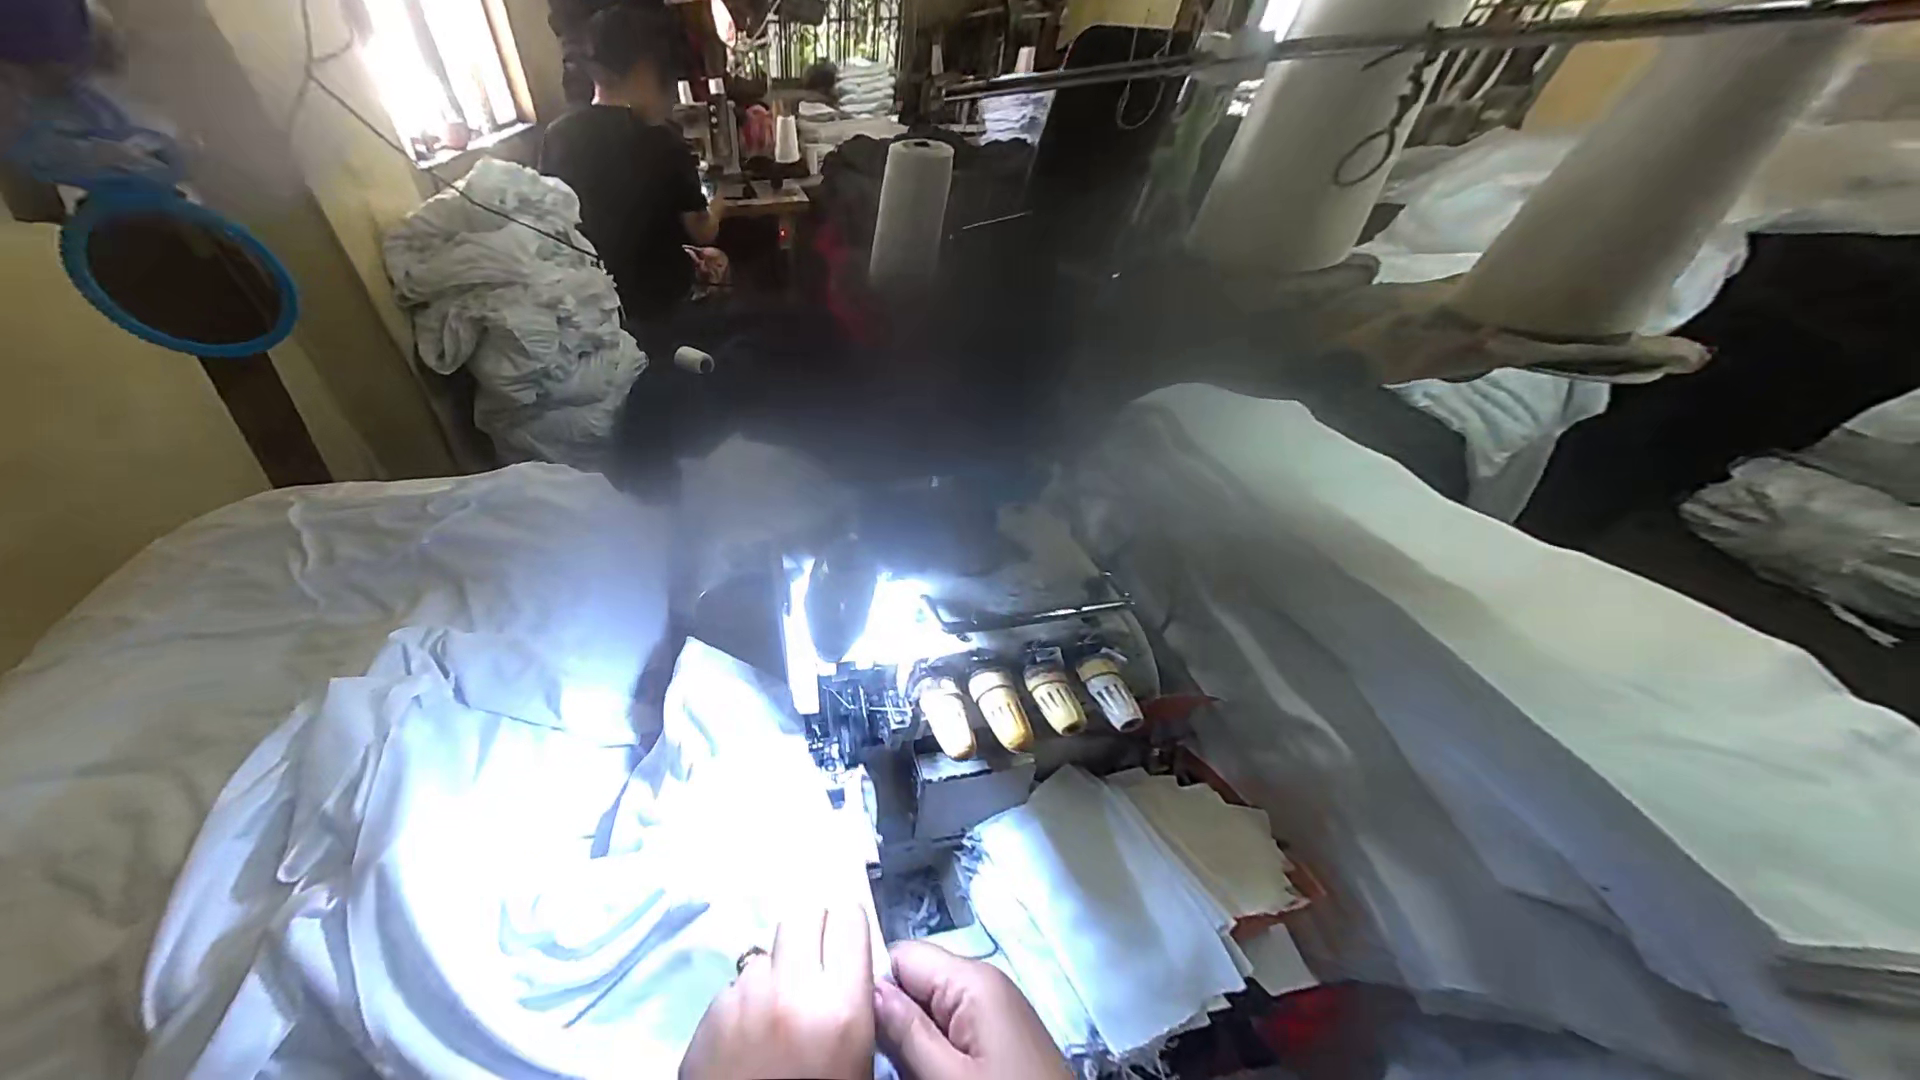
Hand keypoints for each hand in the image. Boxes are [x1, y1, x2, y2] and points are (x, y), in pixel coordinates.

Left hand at [679, 908, 875, 1079]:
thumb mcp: (857, 1055)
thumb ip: (852, 997)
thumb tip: (845, 958)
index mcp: (841, 1004)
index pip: (849, 917)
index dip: (846, 929)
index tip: (843, 945)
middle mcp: (794, 988)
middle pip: (803, 916)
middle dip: (809, 935)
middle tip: (810, 966)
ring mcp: (746, 998)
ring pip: (765, 952)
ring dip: (772, 972)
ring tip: (772, 1015)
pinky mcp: (710, 1015)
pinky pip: (734, 987)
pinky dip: (742, 1004)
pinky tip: (743, 1042)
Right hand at [874, 940, 1072, 1079]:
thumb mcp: (949, 1079)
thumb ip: (907, 1032)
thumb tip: (869, 989)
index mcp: (972, 979)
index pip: (904, 955)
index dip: (876, 983)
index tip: (853, 1021)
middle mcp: (983, 982)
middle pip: (918, 981)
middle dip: (895, 1015)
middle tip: (874, 1056)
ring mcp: (993, 1010)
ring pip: (932, 1008)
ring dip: (912, 1038)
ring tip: (897, 1069)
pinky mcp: (999, 1036)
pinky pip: (953, 1029)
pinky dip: (935, 1050)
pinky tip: (925, 1074)